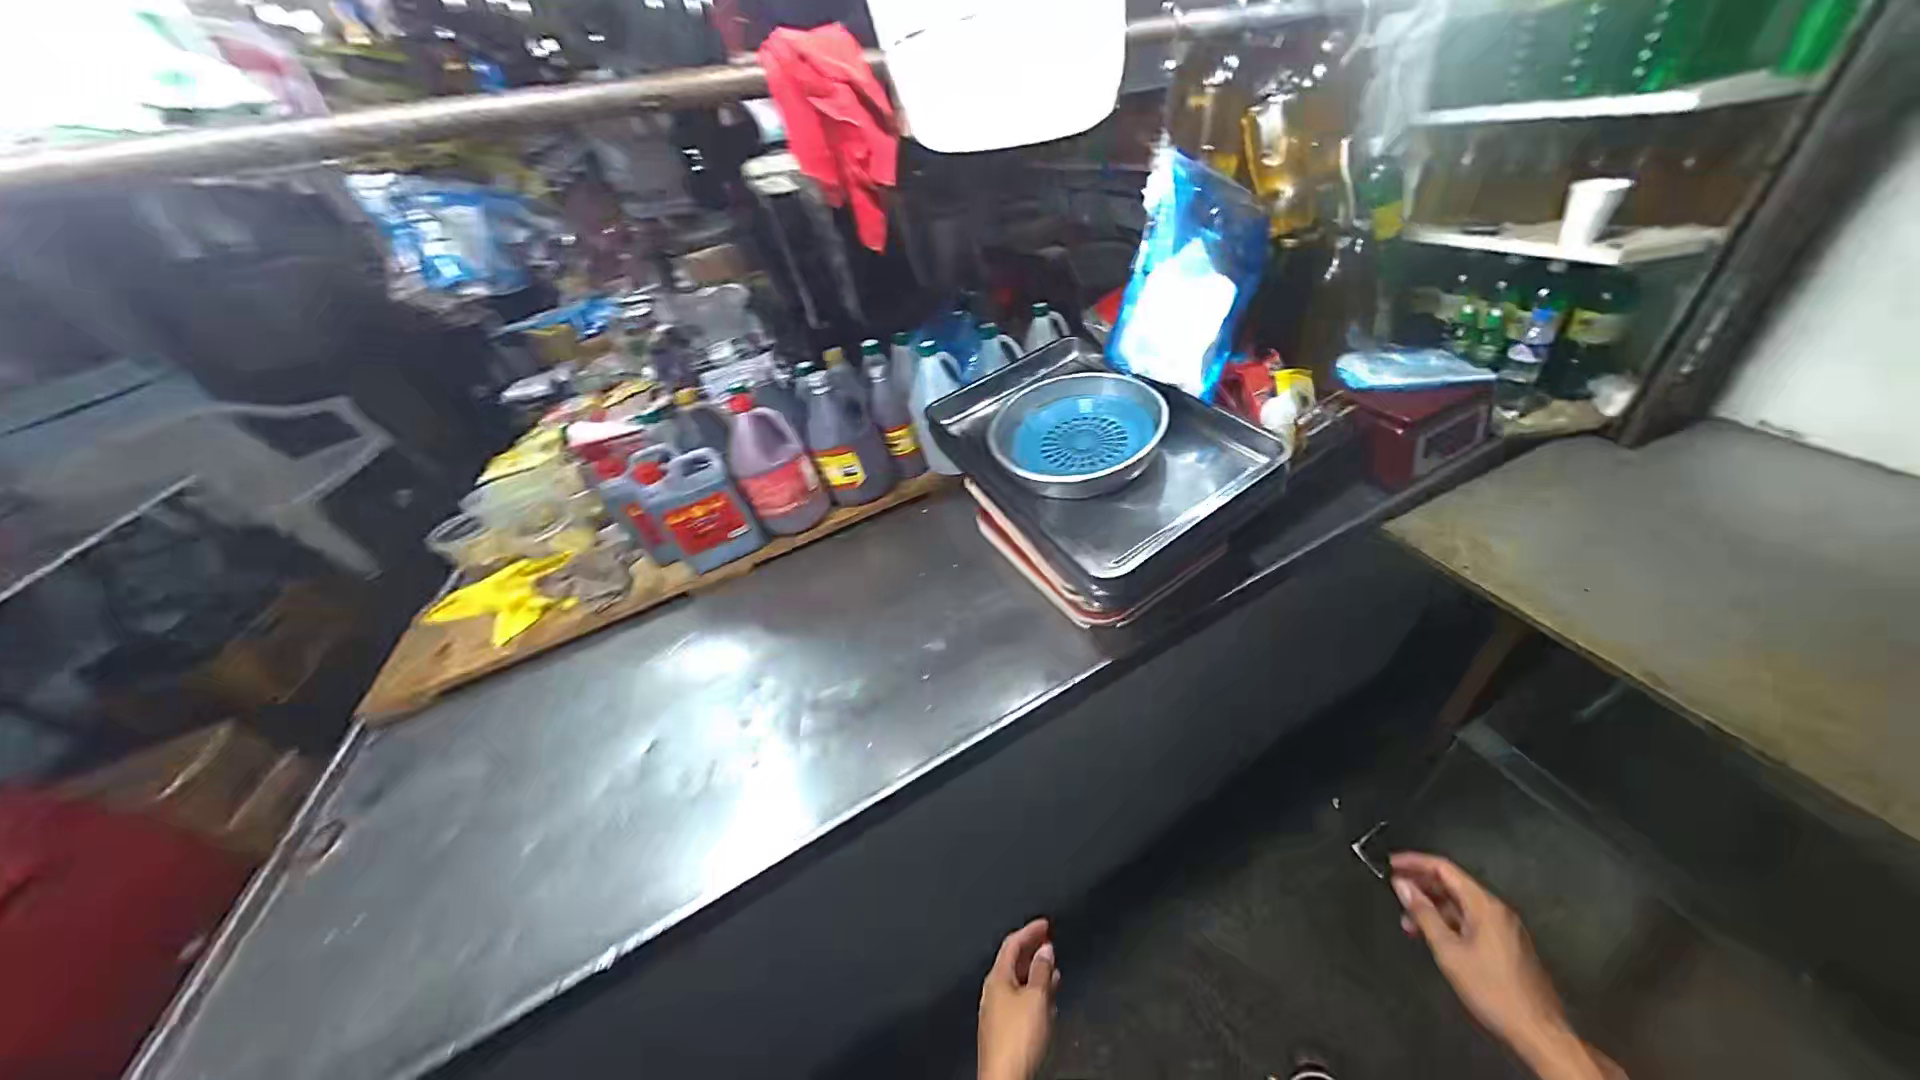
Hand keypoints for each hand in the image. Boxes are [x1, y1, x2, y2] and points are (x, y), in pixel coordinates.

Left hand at [978, 918, 1059, 1079]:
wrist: (1004, 1079)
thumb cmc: (1017, 1037)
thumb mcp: (1037, 997)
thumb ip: (1042, 970)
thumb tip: (1045, 949)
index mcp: (997, 977)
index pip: (1012, 943)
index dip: (1029, 930)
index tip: (1044, 923)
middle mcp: (993, 990)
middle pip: (1014, 962)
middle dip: (1033, 951)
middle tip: (1049, 942)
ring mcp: (996, 1010)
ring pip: (1018, 982)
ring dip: (1036, 973)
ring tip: (1052, 968)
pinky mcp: (1003, 1029)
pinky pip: (1020, 1001)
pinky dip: (1034, 992)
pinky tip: (1046, 999)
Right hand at [1391, 853, 1623, 1079]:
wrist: (1541, 1035)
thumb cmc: (1491, 989)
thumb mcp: (1448, 950)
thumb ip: (1423, 913)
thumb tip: (1402, 885)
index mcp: (1485, 906)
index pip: (1444, 868)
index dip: (1414, 862)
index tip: (1389, 864)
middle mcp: (1498, 911)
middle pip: (1452, 885)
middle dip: (1421, 888)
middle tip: (1395, 896)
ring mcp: (1505, 928)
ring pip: (1460, 906)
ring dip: (1432, 909)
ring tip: (1409, 925)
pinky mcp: (1508, 945)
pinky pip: (1471, 921)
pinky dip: (1448, 922)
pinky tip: (1433, 937)